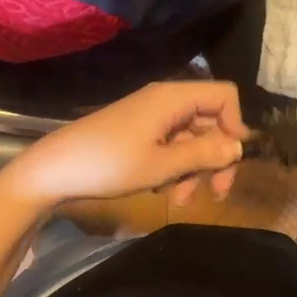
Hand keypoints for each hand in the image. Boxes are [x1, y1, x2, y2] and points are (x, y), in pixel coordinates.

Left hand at [0, 81, 250, 208]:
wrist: (55, 170)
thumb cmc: (110, 164)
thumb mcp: (161, 165)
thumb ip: (203, 154)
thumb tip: (240, 146)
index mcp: (173, 97)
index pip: (224, 95)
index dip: (235, 125)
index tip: (232, 160)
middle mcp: (166, 100)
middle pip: (210, 120)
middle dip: (215, 157)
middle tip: (216, 193)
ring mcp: (151, 116)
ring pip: (191, 138)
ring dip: (194, 169)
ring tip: (181, 201)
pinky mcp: (139, 132)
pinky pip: (171, 145)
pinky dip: (175, 168)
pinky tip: (164, 193)